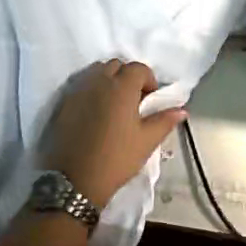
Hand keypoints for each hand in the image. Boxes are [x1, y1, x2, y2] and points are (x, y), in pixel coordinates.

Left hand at [41, 59, 185, 206]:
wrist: (75, 180)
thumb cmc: (117, 158)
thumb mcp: (146, 141)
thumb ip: (165, 120)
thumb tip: (181, 110)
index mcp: (121, 88)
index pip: (138, 68)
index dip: (149, 80)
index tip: (151, 99)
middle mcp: (98, 82)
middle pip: (116, 65)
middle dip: (128, 76)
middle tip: (134, 100)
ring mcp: (77, 91)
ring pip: (96, 72)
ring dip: (109, 81)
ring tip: (115, 105)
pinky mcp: (63, 103)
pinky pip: (81, 86)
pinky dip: (92, 90)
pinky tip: (96, 113)